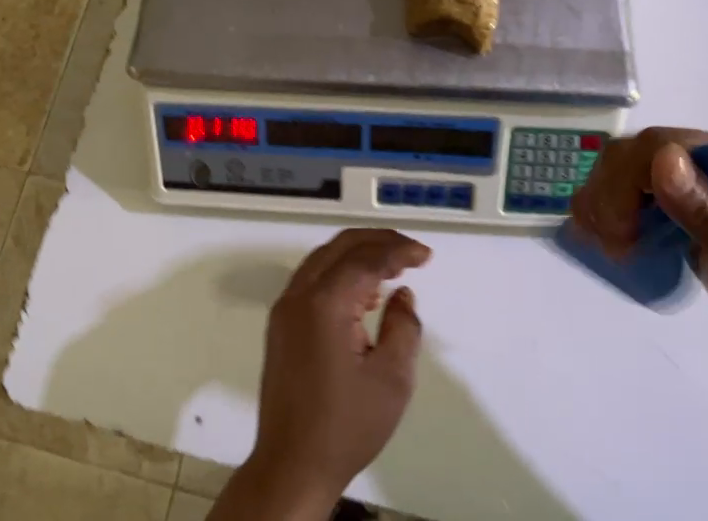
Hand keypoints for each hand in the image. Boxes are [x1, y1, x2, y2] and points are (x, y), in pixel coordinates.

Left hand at [247, 229, 430, 504]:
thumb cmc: (346, 425)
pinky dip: (339, 274)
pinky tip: (364, 294)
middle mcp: (298, 296)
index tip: (426, 255)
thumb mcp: (392, 378)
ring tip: (393, 267)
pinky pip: (312, 281)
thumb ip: (403, 326)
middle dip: (378, 242)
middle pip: (339, 247)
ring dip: (357, 255)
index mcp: (324, 303)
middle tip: (411, 251)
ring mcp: (284, 311)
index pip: (365, 259)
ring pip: (322, 260)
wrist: (292, 465)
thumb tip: (402, 295)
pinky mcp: (281, 326)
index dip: (399, 251)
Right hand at [570, 127, 707, 351]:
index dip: (628, 180)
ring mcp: (699, 184)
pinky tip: (604, 238)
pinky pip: (636, 196)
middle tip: (610, 243)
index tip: (620, 231)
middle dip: (612, 192)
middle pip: (639, 154)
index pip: (663, 144)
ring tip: (604, 244)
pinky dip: (613, 213)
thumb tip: (662, 158)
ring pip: (629, 172)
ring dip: (606, 202)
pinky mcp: (685, 209)